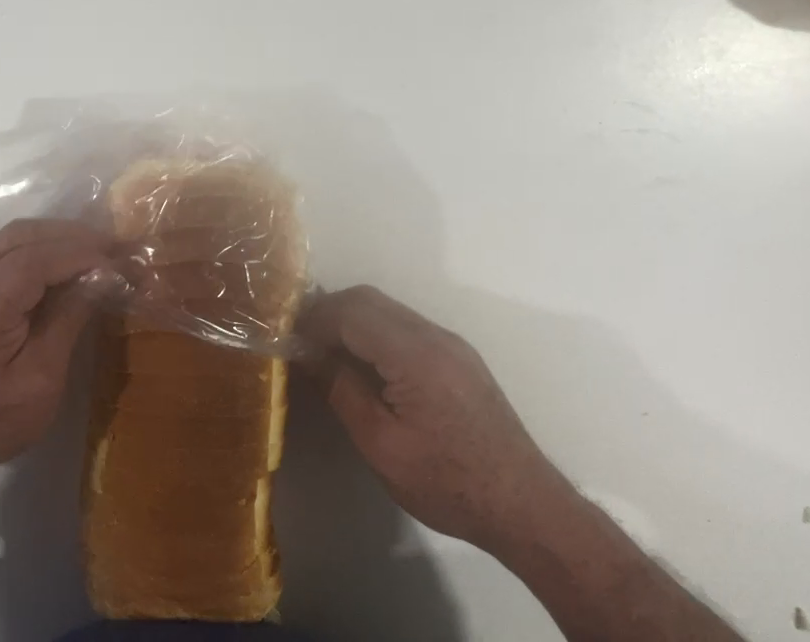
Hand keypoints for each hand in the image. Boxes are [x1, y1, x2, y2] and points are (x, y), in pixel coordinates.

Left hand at [0, 219, 120, 485]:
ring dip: (55, 239)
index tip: (118, 259)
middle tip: (115, 248)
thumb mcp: (42, 378)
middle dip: (71, 237)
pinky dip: (38, 251)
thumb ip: (69, 318)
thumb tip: (103, 276)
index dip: (78, 253)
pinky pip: (2, 253)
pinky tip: (66, 263)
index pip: (33, 259)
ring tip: (98, 252)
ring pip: (11, 239)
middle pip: (20, 237)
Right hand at [297, 285, 568, 550]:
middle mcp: (436, 337)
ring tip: (322, 354)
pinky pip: (405, 328)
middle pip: (369, 300)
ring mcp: (451, 346)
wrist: (525, 508)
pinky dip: (373, 334)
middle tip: (297, 342)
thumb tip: (306, 353)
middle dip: (327, 312)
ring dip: (350, 322)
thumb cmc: (447, 482)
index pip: (351, 312)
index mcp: (416, 354)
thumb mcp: (381, 445)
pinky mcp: (458, 360)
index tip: (283, 339)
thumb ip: (341, 390)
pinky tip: (360, 365)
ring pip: (387, 311)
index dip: (312, 319)